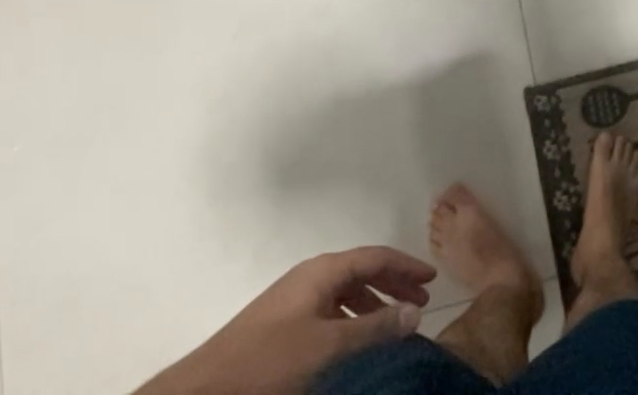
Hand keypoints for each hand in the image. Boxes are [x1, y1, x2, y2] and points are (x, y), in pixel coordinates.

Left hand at [135, 246, 436, 394]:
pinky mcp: (282, 323)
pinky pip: (330, 309)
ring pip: (345, 291)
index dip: (406, 265)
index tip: (433, 278)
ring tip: (396, 321)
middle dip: (393, 282)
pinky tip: (358, 338)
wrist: (204, 391)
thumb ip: (374, 327)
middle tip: (422, 300)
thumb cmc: (270, 361)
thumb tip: (415, 311)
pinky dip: (353, 318)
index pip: (374, 256)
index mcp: (321, 272)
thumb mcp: (328, 345)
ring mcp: (293, 299)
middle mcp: (309, 277)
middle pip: (361, 270)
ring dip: (374, 302)